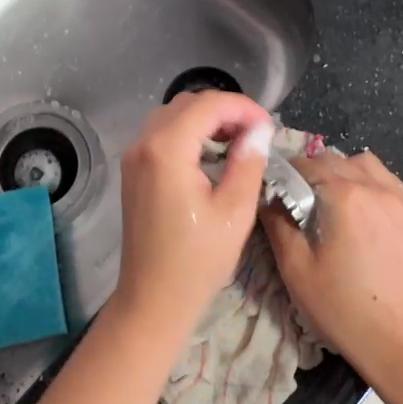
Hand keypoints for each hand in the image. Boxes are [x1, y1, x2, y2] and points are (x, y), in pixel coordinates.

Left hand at [113, 91, 273, 339]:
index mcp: (167, 150)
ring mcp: (133, 157)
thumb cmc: (197, 261)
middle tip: (257, 134)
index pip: (208, 105)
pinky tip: (211, 156)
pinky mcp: (133, 172)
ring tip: (239, 142)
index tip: (269, 126)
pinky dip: (188, 134)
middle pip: (187, 104)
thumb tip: (258, 131)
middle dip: (225, 110)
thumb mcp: (235, 211)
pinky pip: (161, 135)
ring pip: (172, 116)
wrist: (153, 299)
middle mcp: (143, 144)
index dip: (243, 108)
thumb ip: (248, 162)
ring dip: (206, 120)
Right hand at [262, 152, 402, 378]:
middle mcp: (374, 188)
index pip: (306, 164)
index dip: (284, 172)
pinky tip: (361, 210)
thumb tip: (267, 199)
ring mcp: (400, 201)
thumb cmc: (342, 307)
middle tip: (297, 198)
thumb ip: (278, 226)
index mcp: (343, 197)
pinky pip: (388, 182)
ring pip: (365, 164)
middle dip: (311, 170)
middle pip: (335, 160)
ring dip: (343, 171)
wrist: (402, 342)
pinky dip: (369, 183)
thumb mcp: (296, 269)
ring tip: (332, 200)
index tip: (273, 189)